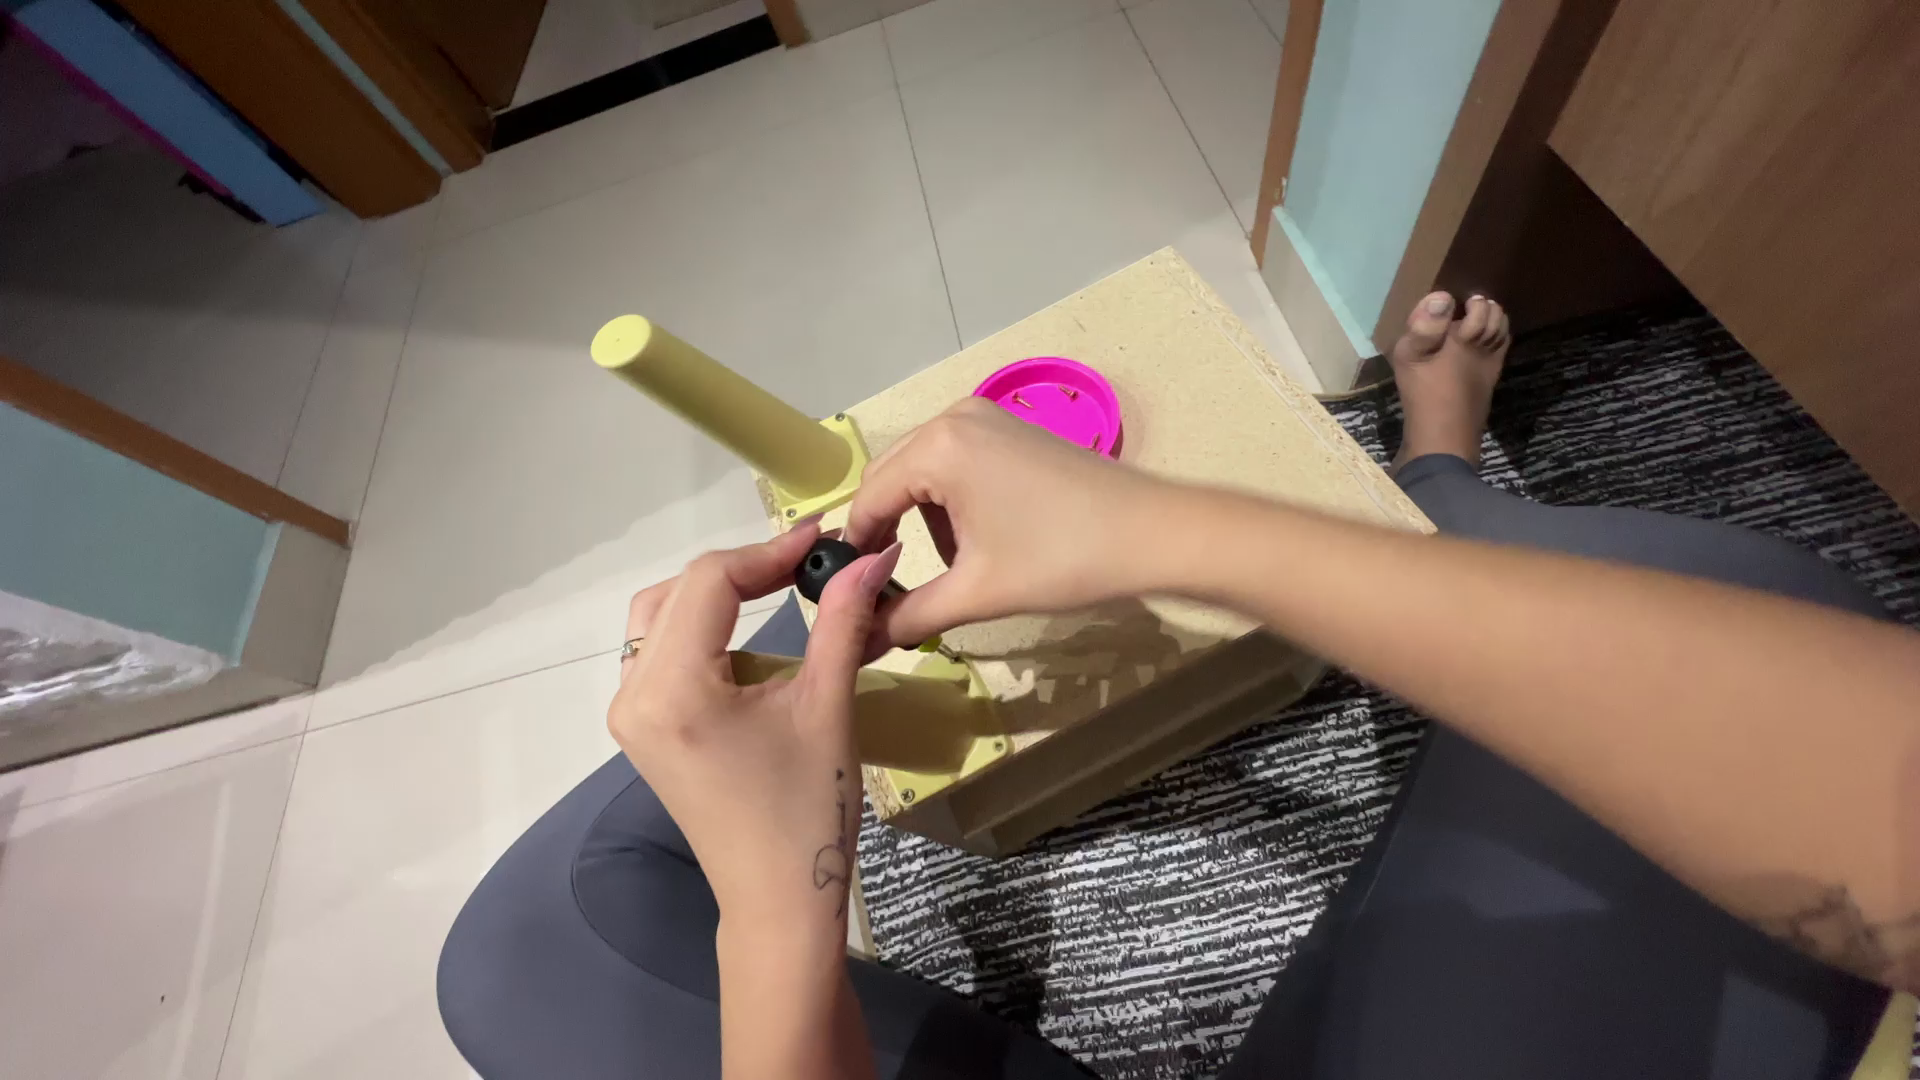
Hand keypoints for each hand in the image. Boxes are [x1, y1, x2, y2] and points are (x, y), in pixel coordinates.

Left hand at [607, 523, 902, 932]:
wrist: (778, 897)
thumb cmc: (807, 806)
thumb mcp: (827, 705)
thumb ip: (842, 620)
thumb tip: (876, 555)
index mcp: (673, 689)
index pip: (710, 582)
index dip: (769, 550)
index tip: (824, 539)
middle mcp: (632, 694)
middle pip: (679, 591)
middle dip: (744, 568)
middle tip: (805, 564)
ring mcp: (630, 714)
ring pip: (661, 616)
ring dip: (717, 593)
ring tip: (778, 588)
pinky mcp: (642, 728)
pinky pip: (660, 650)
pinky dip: (702, 626)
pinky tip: (745, 634)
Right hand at [844, 397, 1170, 649]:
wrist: (1155, 533)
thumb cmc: (1063, 559)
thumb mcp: (977, 592)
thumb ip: (909, 616)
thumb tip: (861, 640)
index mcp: (937, 447)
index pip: (869, 500)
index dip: (855, 552)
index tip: (849, 594)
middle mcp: (953, 417)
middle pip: (892, 480)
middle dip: (888, 535)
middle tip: (889, 588)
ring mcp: (986, 417)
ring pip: (923, 473)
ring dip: (923, 521)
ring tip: (952, 567)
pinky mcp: (1010, 429)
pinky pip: (956, 463)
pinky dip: (951, 502)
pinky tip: (980, 538)